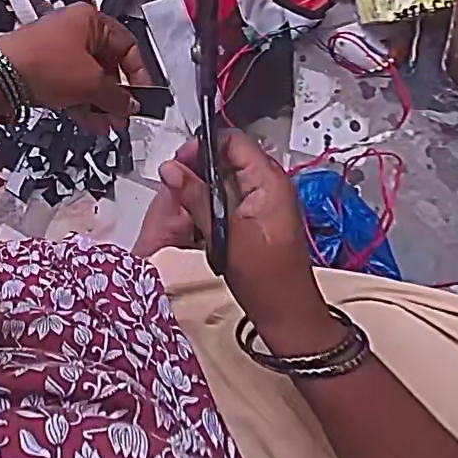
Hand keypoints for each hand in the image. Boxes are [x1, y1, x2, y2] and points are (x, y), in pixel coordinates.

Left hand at [0, 4, 153, 130]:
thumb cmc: (37, 62)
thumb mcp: (91, 83)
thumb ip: (118, 96)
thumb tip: (130, 104)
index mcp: (89, 20)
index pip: (127, 45)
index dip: (138, 74)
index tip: (141, 96)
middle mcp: (72, 31)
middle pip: (107, 64)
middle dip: (116, 94)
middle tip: (123, 114)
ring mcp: (56, 50)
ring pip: (88, 78)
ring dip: (100, 103)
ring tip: (108, 123)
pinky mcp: (43, 68)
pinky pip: (70, 86)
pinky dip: (81, 103)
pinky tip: (90, 121)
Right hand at [150, 132, 339, 353]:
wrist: (286, 315)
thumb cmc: (268, 280)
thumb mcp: (226, 234)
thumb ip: (197, 198)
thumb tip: (171, 169)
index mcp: (269, 182)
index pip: (232, 141)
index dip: (202, 146)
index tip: (179, 162)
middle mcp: (267, 186)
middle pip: (224, 157)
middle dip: (195, 168)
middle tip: (176, 184)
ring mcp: (260, 201)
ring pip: (220, 177)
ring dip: (198, 186)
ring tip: (183, 203)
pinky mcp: (252, 215)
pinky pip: (223, 195)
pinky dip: (206, 201)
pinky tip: (196, 217)